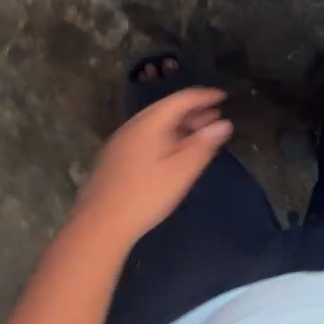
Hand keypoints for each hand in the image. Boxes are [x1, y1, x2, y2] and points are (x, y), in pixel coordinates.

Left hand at [72, 87, 231, 246]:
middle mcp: (133, 125)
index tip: (225, 97)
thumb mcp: (182, 171)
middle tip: (217, 117)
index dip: (205, 96)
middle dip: (194, 111)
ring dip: (180, 124)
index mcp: (149, 123)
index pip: (181, 99)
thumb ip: (204, 145)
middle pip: (167, 108)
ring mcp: (121, 141)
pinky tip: (174, 152)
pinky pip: (146, 136)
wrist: (98, 227)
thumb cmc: (145, 196)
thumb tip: (224, 123)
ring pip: (156, 123)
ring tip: (200, 134)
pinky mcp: (114, 157)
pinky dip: (166, 136)